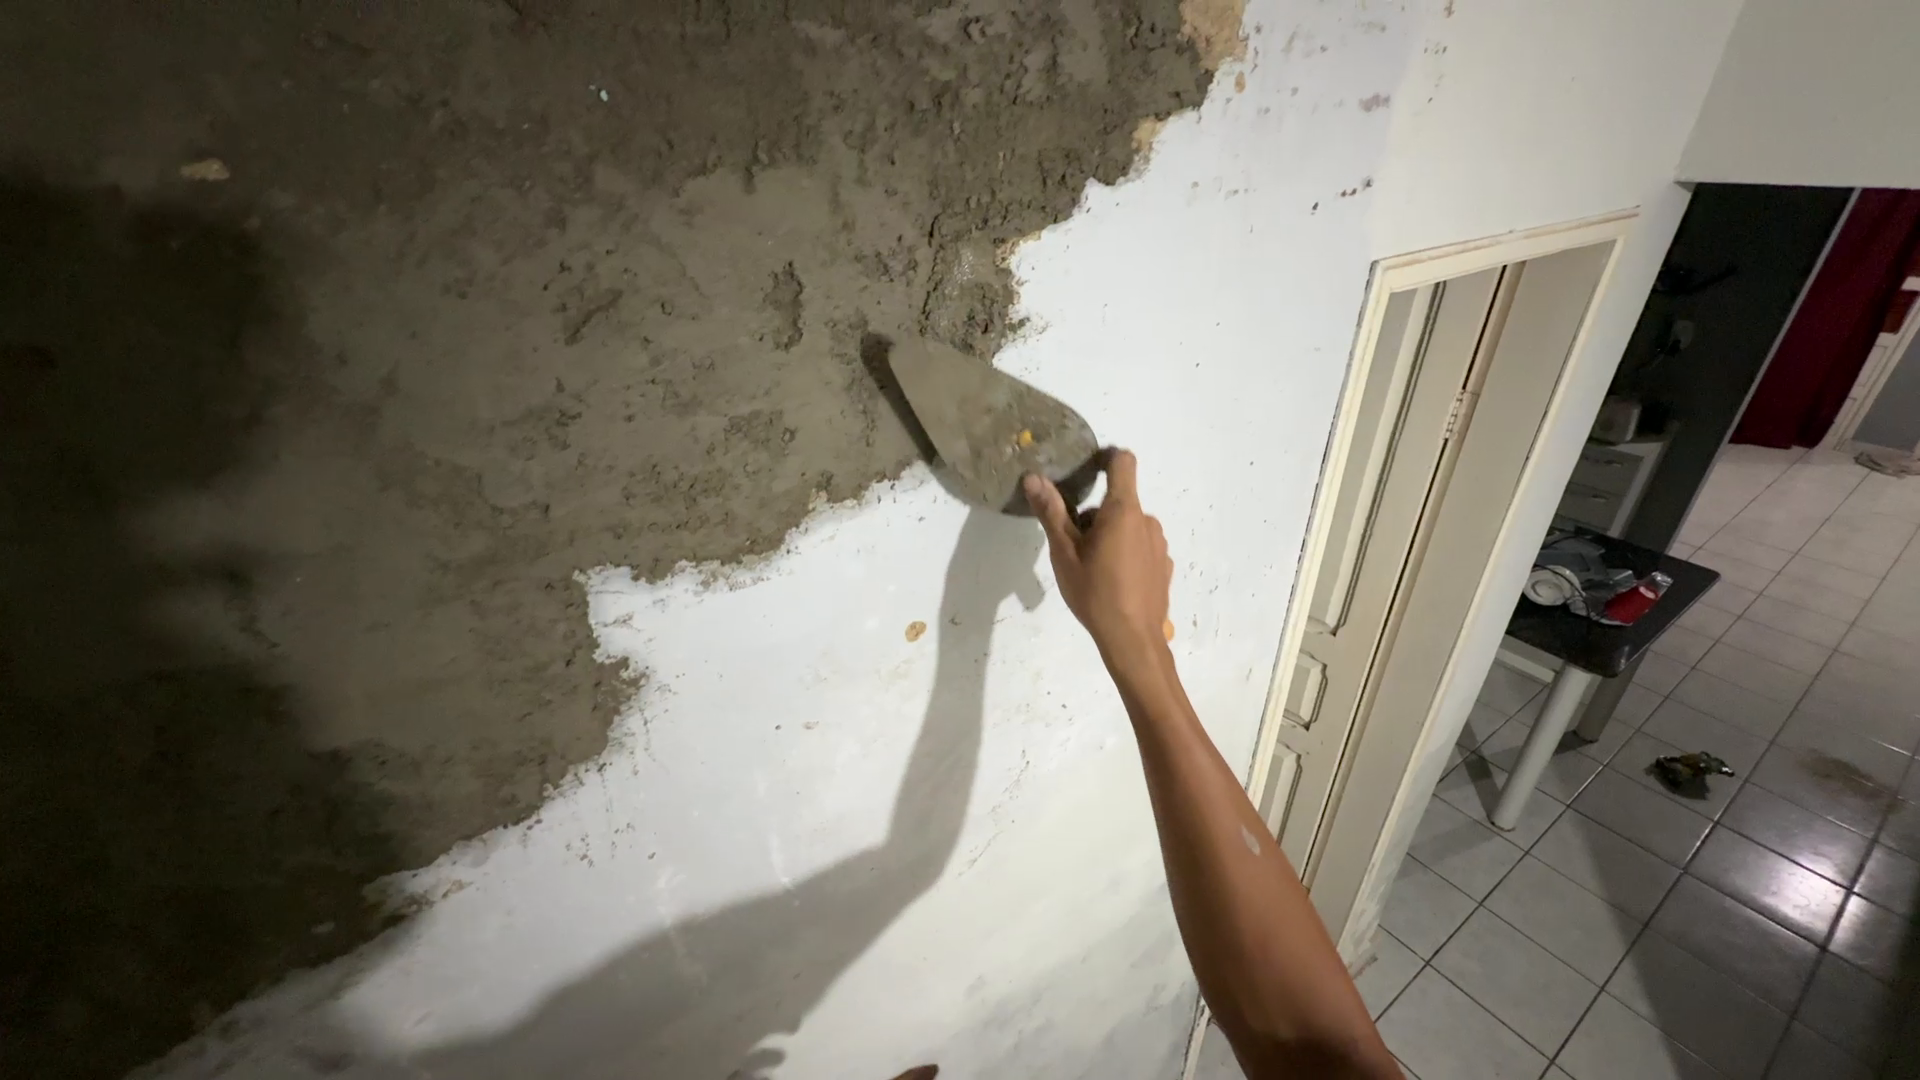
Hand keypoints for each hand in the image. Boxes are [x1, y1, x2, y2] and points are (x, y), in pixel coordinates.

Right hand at [1023, 449, 1171, 663]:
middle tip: (1074, 547)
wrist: (1132, 639)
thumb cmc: (1094, 592)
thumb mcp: (1064, 553)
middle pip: (1118, 501)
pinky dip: (1125, 554)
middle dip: (1095, 516)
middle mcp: (1147, 520)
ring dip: (1110, 536)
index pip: (1123, 462)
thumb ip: (1051, 512)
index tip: (1087, 468)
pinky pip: (1140, 547)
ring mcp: (1159, 544)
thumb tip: (1034, 477)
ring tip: (1092, 568)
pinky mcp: (1164, 565)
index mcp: (1123, 511)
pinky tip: (1113, 582)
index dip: (1105, 458)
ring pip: (1128, 526)